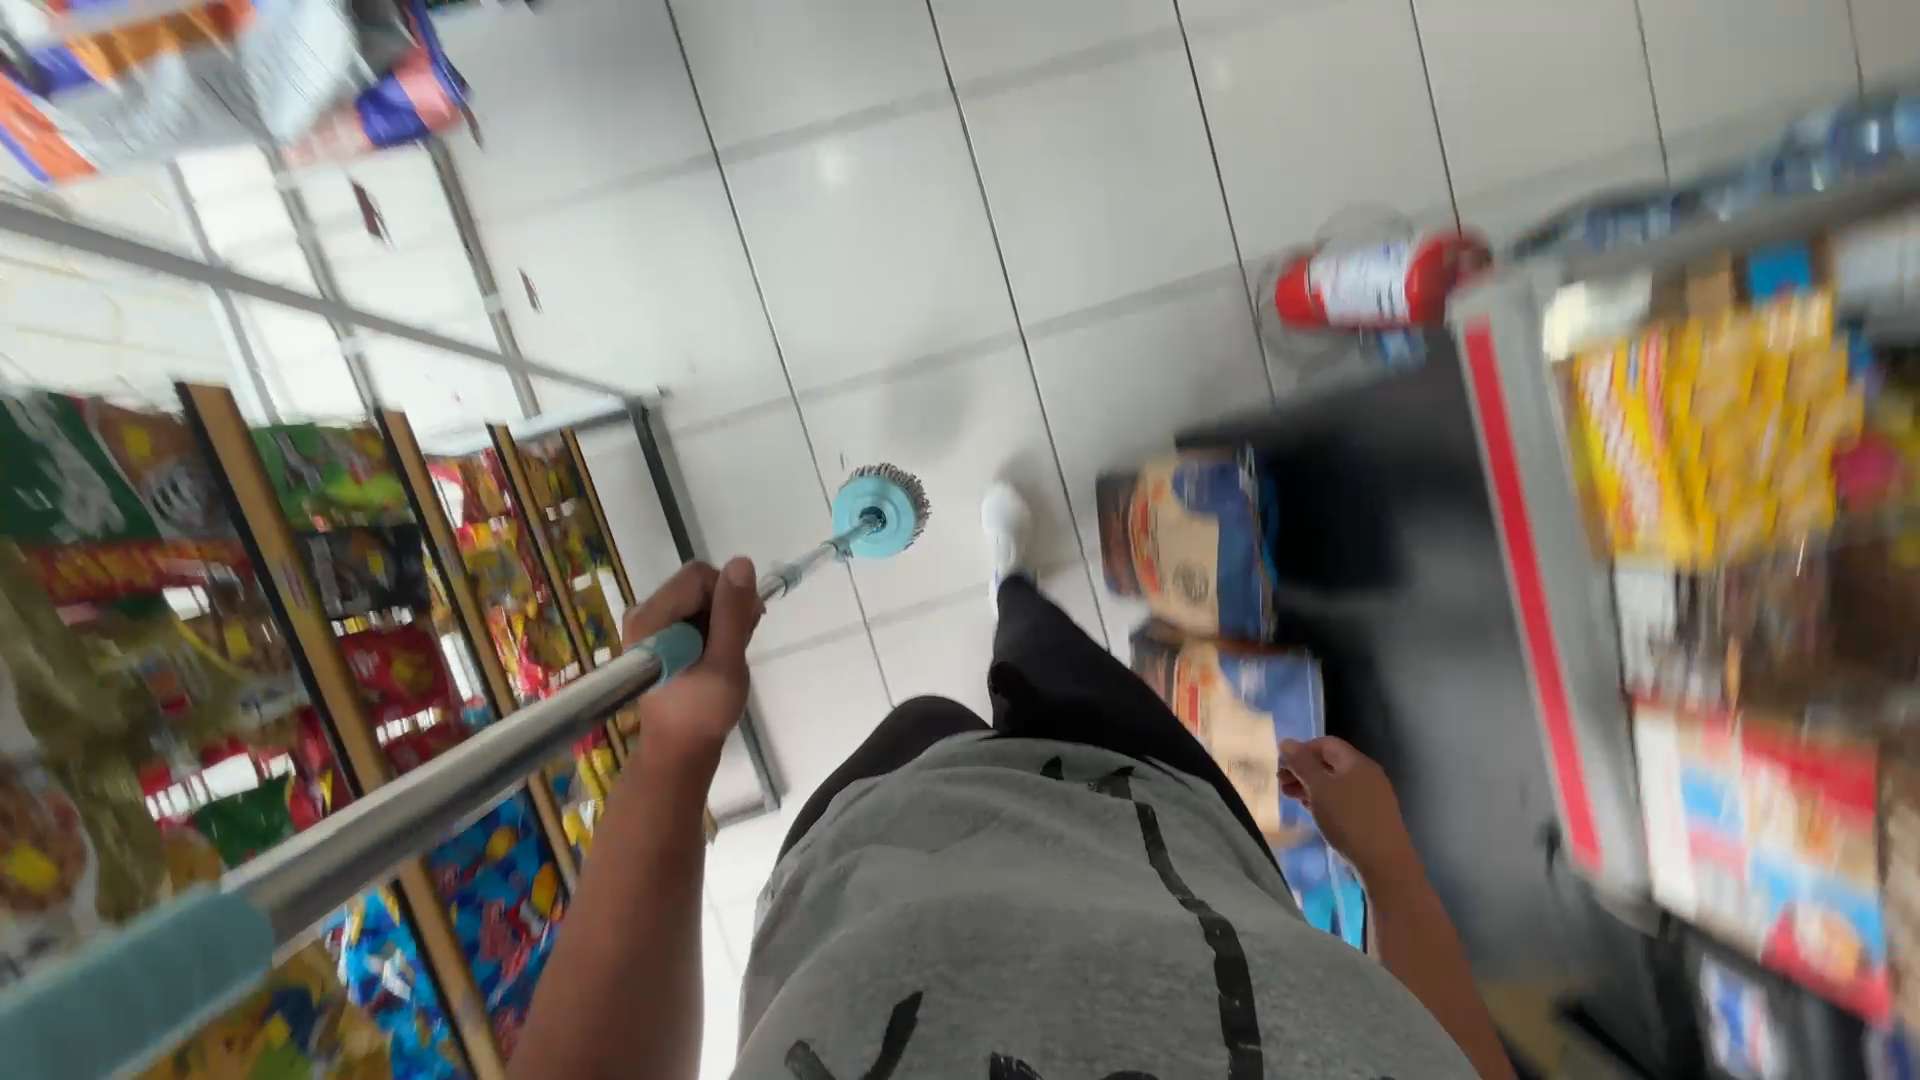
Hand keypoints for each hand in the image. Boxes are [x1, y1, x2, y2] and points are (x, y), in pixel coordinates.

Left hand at [620, 558, 762, 767]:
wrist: (679, 750)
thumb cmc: (702, 712)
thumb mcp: (725, 662)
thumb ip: (733, 612)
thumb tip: (742, 563)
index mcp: (651, 619)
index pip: (699, 576)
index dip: (729, 594)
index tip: (745, 625)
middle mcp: (643, 613)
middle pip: (698, 583)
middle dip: (727, 606)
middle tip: (739, 643)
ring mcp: (649, 624)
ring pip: (700, 597)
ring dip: (723, 619)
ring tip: (728, 653)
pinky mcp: (658, 634)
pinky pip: (694, 612)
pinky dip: (713, 627)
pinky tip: (718, 653)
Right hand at [1278, 736, 1418, 884]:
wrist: (1385, 864)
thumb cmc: (1348, 819)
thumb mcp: (1319, 788)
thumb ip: (1301, 763)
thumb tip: (1286, 742)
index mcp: (1356, 762)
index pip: (1325, 744)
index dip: (1301, 750)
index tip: (1282, 766)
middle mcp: (1367, 775)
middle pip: (1329, 763)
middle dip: (1303, 770)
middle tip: (1281, 783)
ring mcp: (1371, 796)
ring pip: (1335, 783)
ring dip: (1310, 786)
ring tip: (1291, 798)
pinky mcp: (1371, 816)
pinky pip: (1343, 799)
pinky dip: (1324, 800)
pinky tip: (1311, 811)